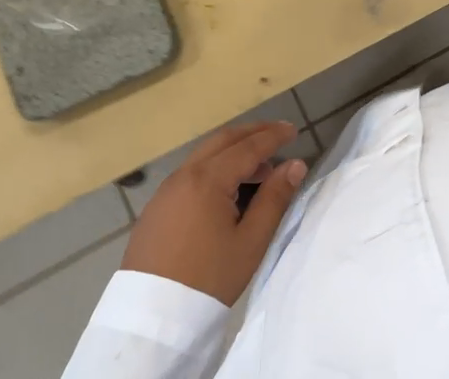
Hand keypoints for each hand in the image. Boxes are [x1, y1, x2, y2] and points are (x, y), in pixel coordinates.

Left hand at [121, 121, 308, 305]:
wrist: (152, 318)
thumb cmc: (209, 277)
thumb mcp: (251, 240)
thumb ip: (275, 198)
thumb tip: (295, 165)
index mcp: (207, 179)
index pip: (247, 147)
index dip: (273, 137)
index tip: (293, 130)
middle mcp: (183, 176)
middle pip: (222, 141)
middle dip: (252, 134)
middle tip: (277, 135)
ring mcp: (164, 192)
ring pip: (203, 156)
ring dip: (232, 152)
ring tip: (259, 168)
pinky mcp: (155, 210)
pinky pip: (189, 174)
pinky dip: (214, 168)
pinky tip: (227, 190)